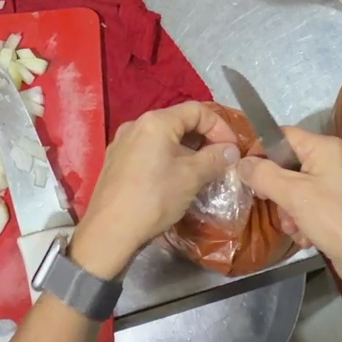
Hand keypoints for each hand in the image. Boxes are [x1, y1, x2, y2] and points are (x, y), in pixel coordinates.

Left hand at [73, 101, 240, 277]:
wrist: (109, 231)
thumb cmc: (154, 199)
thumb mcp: (191, 177)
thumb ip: (215, 159)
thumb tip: (231, 151)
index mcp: (156, 121)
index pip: (196, 110)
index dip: (220, 126)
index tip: (232, 149)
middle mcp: (136, 124)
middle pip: (179, 121)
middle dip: (204, 139)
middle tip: (220, 160)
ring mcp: (122, 142)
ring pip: (164, 138)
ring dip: (186, 151)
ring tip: (201, 172)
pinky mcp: (116, 161)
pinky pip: (149, 150)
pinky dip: (167, 158)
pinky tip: (174, 179)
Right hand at [236, 128, 341, 292]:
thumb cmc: (335, 219)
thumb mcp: (293, 194)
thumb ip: (263, 175)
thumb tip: (241, 163)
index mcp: (325, 147)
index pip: (282, 135)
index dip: (260, 150)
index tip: (245, 173)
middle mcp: (333, 160)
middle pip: (288, 164)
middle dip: (276, 189)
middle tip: (270, 205)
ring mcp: (338, 185)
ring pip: (296, 188)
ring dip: (288, 210)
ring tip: (293, 228)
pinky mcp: (341, 208)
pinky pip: (310, 205)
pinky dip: (303, 220)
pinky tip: (306, 238)